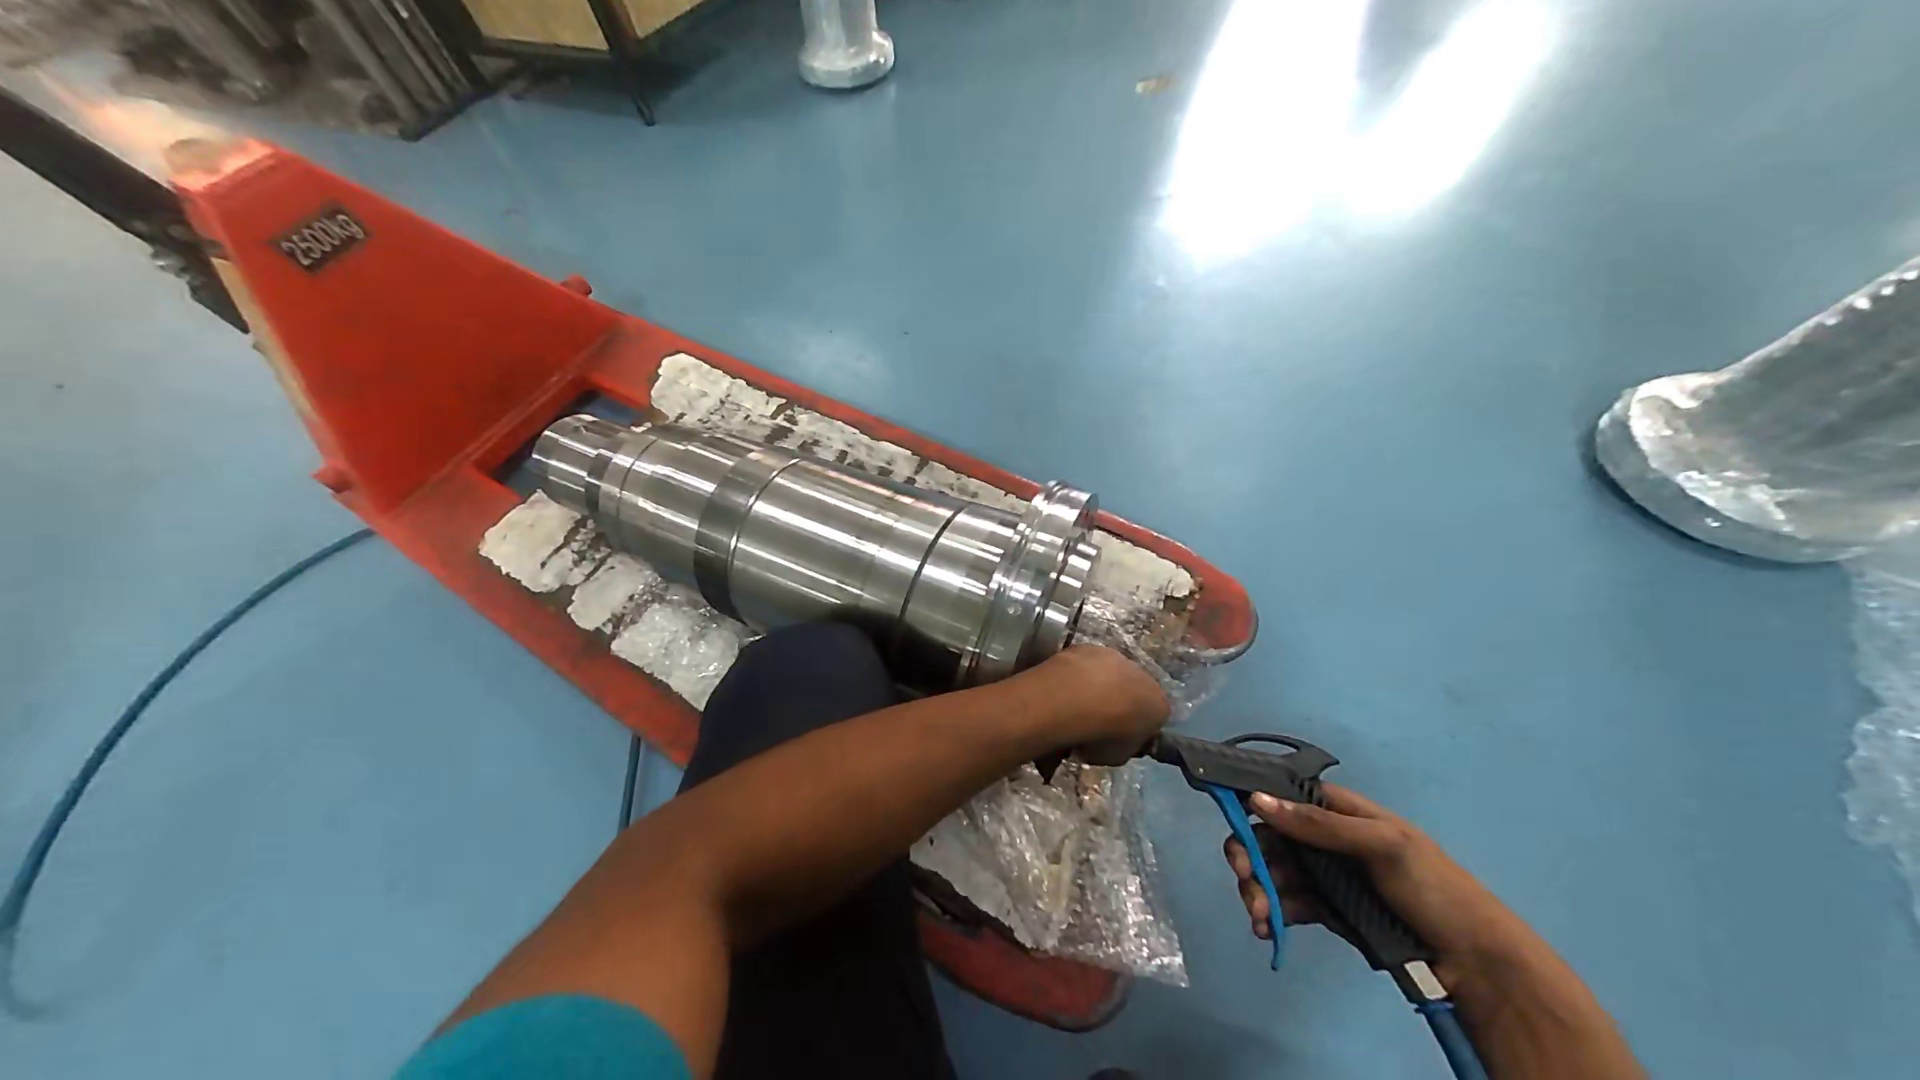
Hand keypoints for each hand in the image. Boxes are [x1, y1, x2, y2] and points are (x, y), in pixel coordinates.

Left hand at [1029, 644, 1169, 763]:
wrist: (1077, 698)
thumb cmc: (1103, 734)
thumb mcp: (1117, 755)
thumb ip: (1123, 746)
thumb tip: (1117, 741)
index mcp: (1159, 706)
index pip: (1155, 717)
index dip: (1136, 727)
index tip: (1118, 735)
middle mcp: (1145, 677)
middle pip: (1135, 690)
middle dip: (1121, 701)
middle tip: (1098, 718)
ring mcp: (1118, 658)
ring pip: (1112, 673)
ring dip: (1100, 684)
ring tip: (1078, 701)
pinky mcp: (1092, 647)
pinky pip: (1089, 663)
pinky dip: (1081, 672)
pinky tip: (1066, 684)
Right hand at [1227, 785, 1648, 1078]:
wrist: (1475, 959)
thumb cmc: (1431, 886)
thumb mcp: (1381, 844)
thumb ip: (1318, 824)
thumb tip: (1257, 800)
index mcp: (1336, 810)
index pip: (1281, 797)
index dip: (1251, 807)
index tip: (1233, 824)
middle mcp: (1323, 837)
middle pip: (1268, 837)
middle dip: (1249, 857)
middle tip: (1244, 880)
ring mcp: (1324, 874)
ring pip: (1272, 873)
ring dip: (1257, 891)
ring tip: (1259, 918)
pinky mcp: (1327, 909)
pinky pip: (1287, 904)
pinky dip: (1272, 914)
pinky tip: (1267, 929)